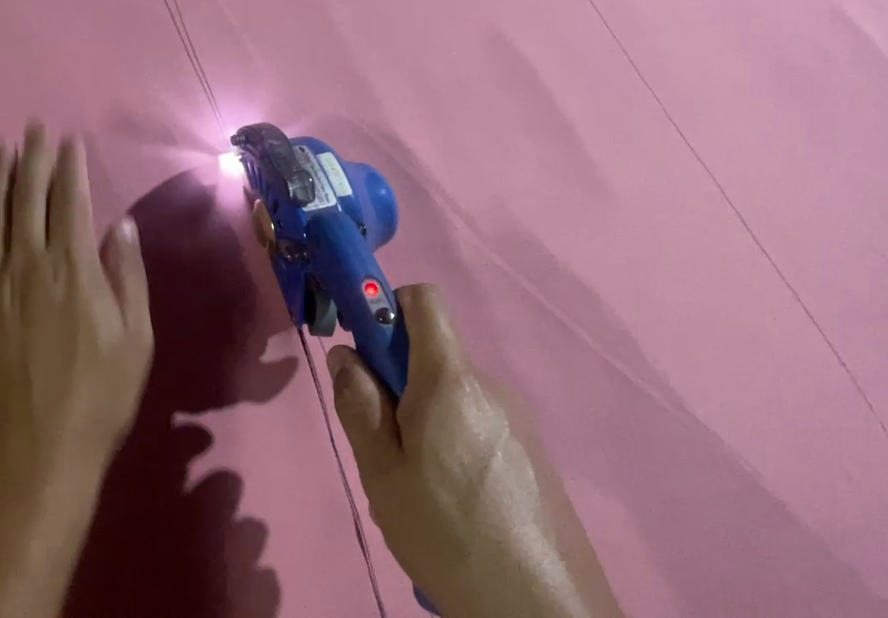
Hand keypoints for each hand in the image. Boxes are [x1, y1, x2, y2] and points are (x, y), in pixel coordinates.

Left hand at [0, 122, 153, 491]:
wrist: (41, 446)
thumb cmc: (100, 392)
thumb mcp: (135, 336)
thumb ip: (126, 275)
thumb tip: (118, 224)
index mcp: (72, 268)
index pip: (69, 201)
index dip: (69, 167)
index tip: (69, 140)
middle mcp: (29, 264)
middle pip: (28, 198)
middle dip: (32, 159)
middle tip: (33, 128)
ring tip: (2, 149)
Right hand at [329, 284, 621, 617]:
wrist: (541, 609)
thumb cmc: (447, 533)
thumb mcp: (381, 473)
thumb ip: (358, 405)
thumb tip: (346, 354)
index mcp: (450, 380)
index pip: (423, 299)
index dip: (386, 308)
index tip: (363, 350)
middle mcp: (489, 386)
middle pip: (432, 353)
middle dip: (397, 378)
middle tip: (382, 440)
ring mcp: (517, 419)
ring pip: (452, 392)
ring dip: (423, 415)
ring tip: (416, 481)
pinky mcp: (532, 452)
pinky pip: (477, 421)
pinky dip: (452, 439)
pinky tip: (450, 499)